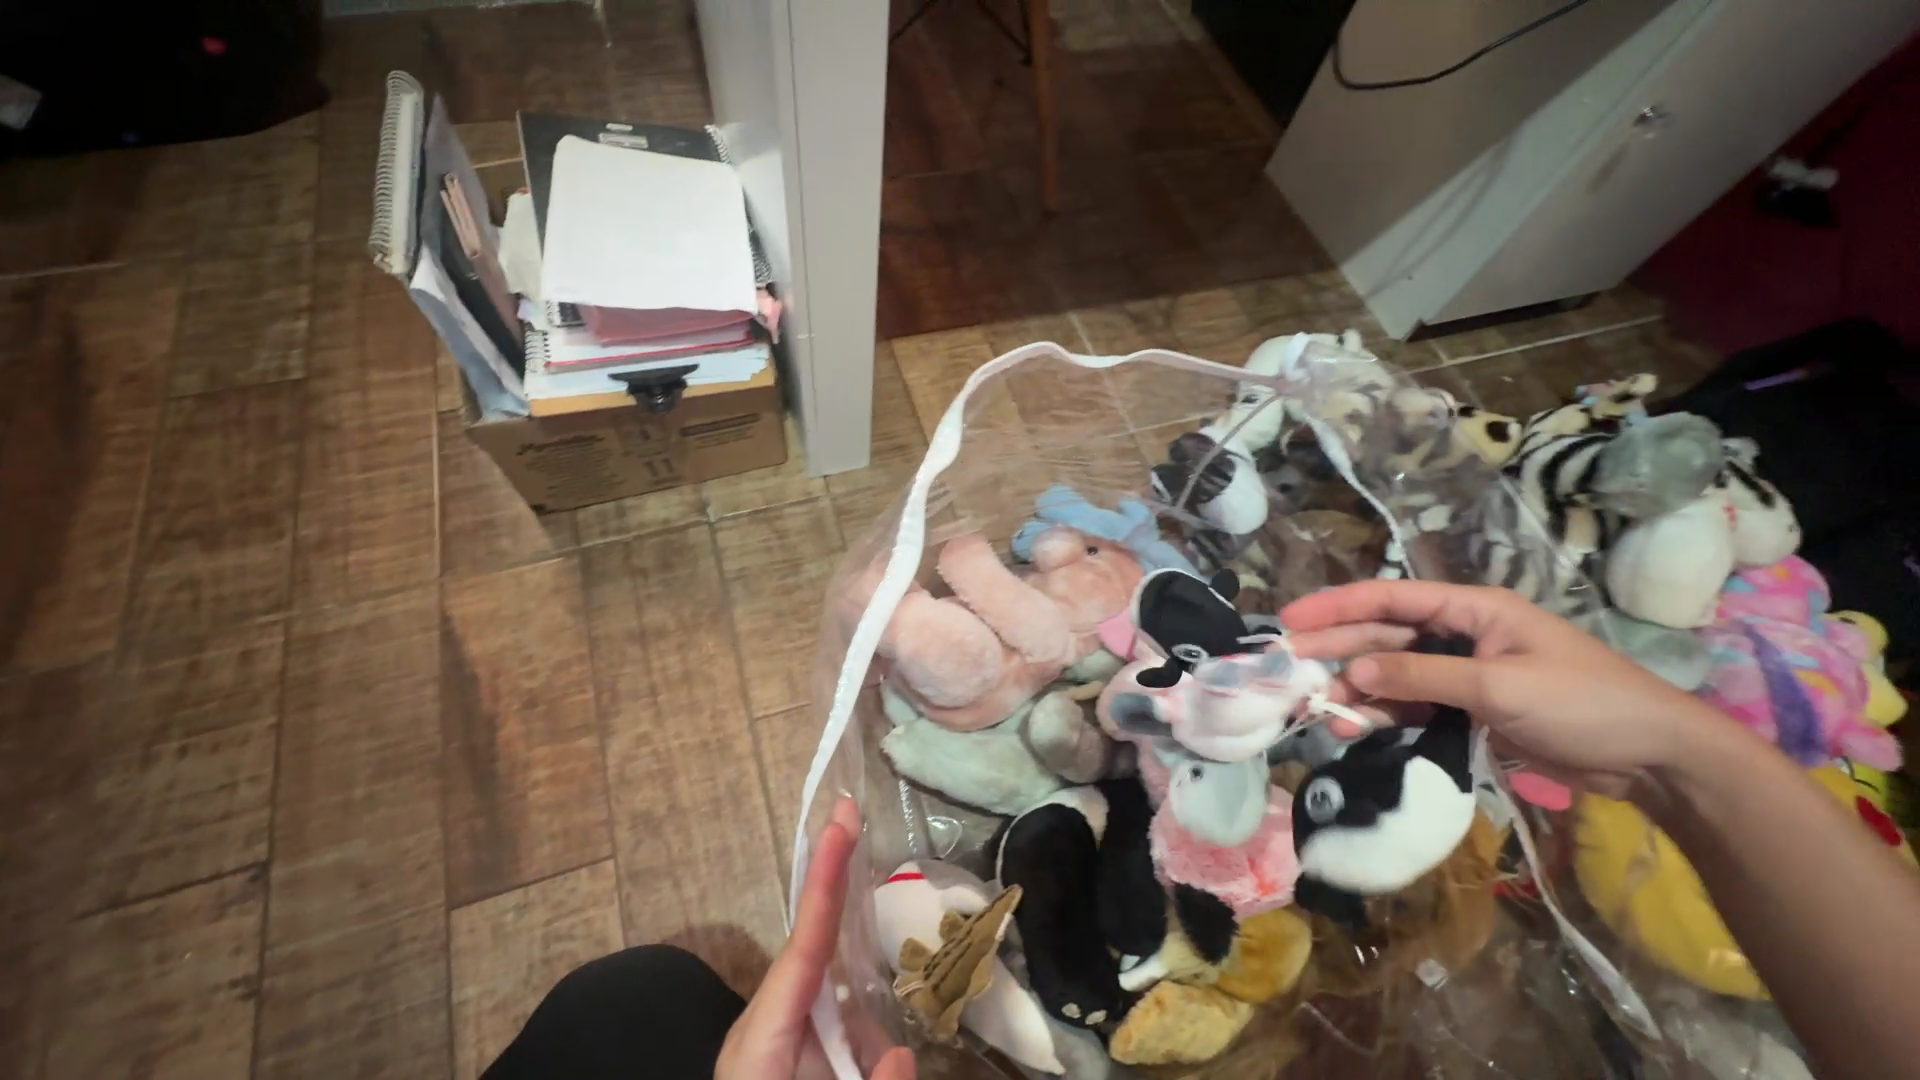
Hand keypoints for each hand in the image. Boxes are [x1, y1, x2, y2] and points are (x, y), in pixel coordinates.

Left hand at [717, 798, 915, 1079]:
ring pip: (837, 997)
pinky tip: (882, 1057)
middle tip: (851, 819)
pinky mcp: (793, 1055)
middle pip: (819, 952)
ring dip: (866, 993)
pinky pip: (839, 1030)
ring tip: (875, 950)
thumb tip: (902, 1052)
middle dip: (839, 891)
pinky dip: (865, 1038)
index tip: (841, 820)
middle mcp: (770, 1027)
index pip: (805, 943)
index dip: (826, 879)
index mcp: (765, 1039)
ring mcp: (781, 1042)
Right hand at [1282, 580, 1736, 803]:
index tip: (1291, 618)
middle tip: (1288, 666)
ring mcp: (1463, 672)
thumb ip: (1423, 677)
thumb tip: (1354, 672)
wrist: (1655, 758)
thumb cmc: (1583, 703)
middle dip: (1336, 649)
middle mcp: (1460, 634)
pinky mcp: (1468, 707)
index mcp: (1472, 609)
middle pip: (1384, 636)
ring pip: (1392, 674)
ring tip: (1322, 711)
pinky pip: (1412, 705)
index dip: (1337, 605)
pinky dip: (1383, 715)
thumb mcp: (1499, 686)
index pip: (1391, 598)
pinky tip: (1357, 728)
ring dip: (1357, 690)